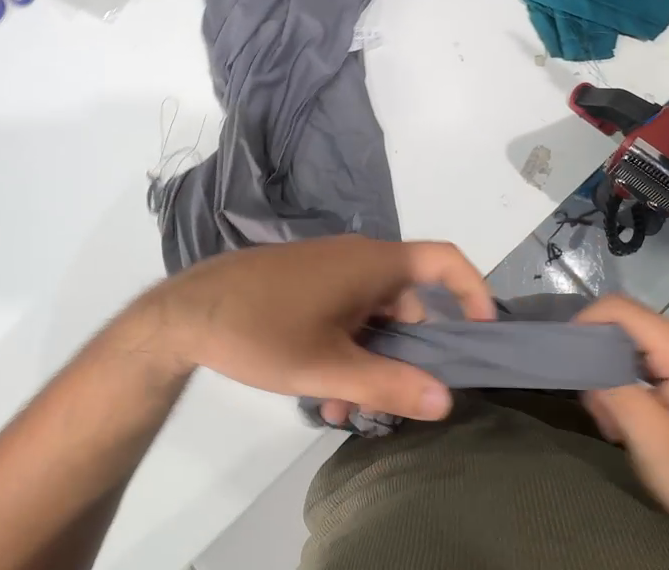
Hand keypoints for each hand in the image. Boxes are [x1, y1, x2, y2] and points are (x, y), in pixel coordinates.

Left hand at [128, 236, 496, 421]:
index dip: (474, 290)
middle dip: (403, 356)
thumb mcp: (327, 368)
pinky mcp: (306, 282)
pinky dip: (343, 349)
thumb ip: (389, 385)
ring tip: (336, 409)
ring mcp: (330, 269)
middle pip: (406, 304)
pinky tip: (317, 390)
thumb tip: (447, 399)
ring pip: (371, 318)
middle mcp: (358, 258)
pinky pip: (344, 314)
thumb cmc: (262, 330)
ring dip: (367, 362)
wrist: (184, 312)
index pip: (444, 260)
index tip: (483, 333)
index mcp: (374, 265)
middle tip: (385, 404)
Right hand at [577, 295, 668, 565]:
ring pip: (629, 347)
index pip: (618, 308)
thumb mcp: (651, 437)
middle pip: (623, 326)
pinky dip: (626, 386)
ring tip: (613, 424)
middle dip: (596, 360)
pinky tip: (628, 423)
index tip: (564, 361)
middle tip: (595, 409)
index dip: (584, 325)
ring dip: (610, 378)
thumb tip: (580, 359)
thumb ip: (612, 389)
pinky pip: (643, 364)